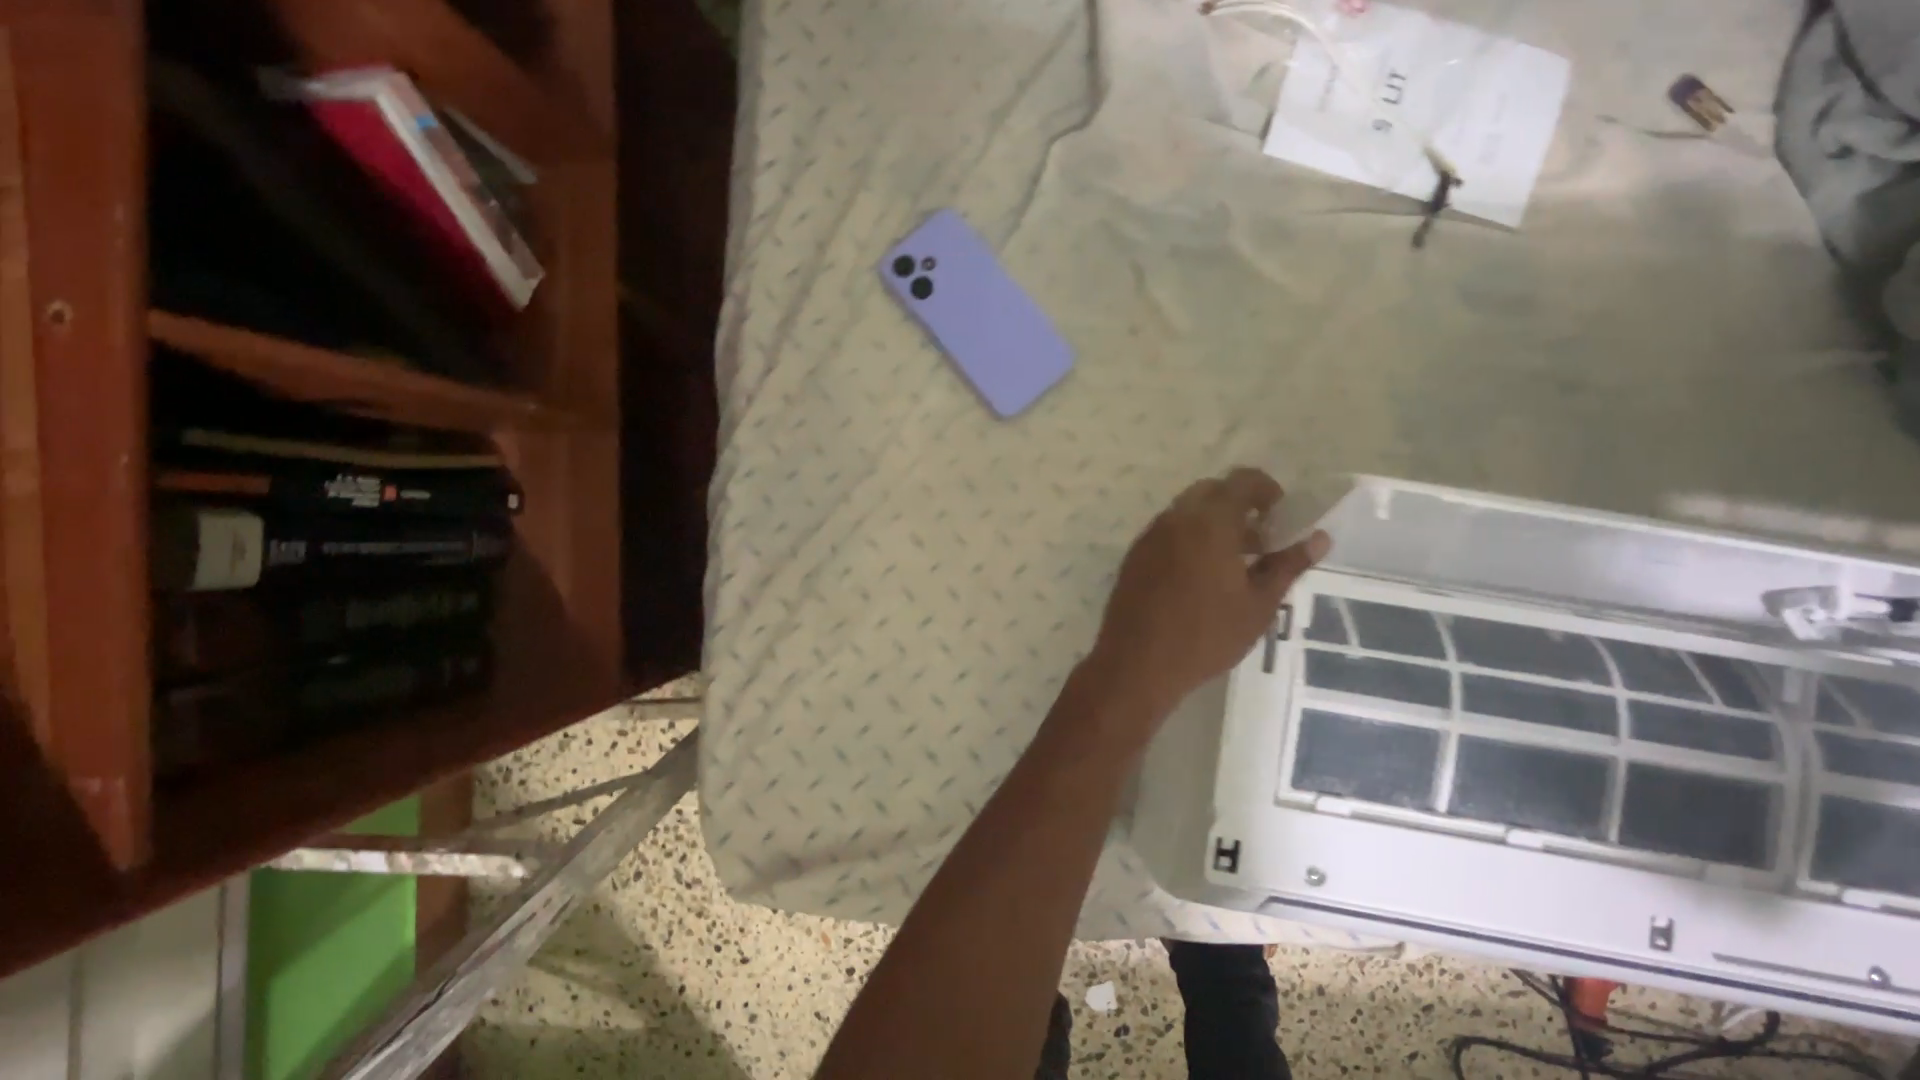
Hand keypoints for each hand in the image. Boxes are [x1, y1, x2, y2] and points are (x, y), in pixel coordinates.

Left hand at [1087, 468, 1329, 727]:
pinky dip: (1189, 539)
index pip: (1242, 481)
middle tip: (1261, 540)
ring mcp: (1150, 536)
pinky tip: (1202, 577)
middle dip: (1239, 506)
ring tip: (1235, 563)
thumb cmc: (1206, 636)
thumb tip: (1318, 539)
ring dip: (1213, 523)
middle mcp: (1175, 519)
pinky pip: (1168, 533)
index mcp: (1209, 522)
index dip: (1266, 489)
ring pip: (1186, 512)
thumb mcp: (1258, 605)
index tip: (1281, 515)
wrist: (1136, 664)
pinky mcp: (1135, 556)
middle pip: (1212, 492)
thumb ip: (1287, 565)